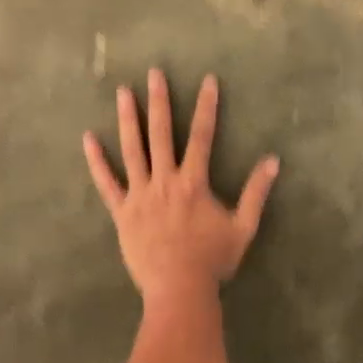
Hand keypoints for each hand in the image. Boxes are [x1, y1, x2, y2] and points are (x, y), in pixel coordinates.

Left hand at [83, 69, 279, 298]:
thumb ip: (256, 193)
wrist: (178, 289)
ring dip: (128, 119)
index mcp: (194, 183)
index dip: (207, 107)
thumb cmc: (212, 260)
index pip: (202, 136)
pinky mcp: (122, 213)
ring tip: (123, 92)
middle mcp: (165, 181)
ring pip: (132, 150)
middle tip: (154, 73)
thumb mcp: (243, 227)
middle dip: (160, 101)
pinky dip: (96, 161)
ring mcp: (140, 195)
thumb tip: (274, 161)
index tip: (208, 80)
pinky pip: (106, 183)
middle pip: (162, 134)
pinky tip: (88, 139)